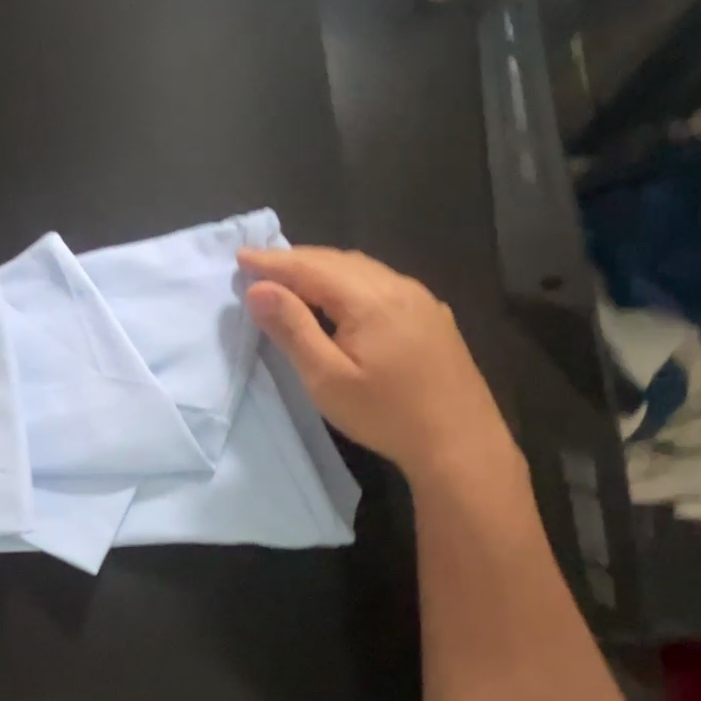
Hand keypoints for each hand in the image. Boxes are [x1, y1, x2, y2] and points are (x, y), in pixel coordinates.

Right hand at [240, 246, 521, 484]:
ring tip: (289, 277)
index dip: (273, 262)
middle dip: (295, 260)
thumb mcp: (326, 378)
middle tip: (258, 264)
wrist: (460, 443)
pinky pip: (380, 284)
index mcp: (371, 300)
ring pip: (362, 270)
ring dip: (322, 269)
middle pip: (338, 261)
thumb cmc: (385, 414)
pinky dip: (347, 281)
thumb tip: (259, 290)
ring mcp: (420, 301)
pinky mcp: (431, 318)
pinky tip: (338, 298)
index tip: (241, 256)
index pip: (311, 268)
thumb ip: (292, 329)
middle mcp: (399, 288)